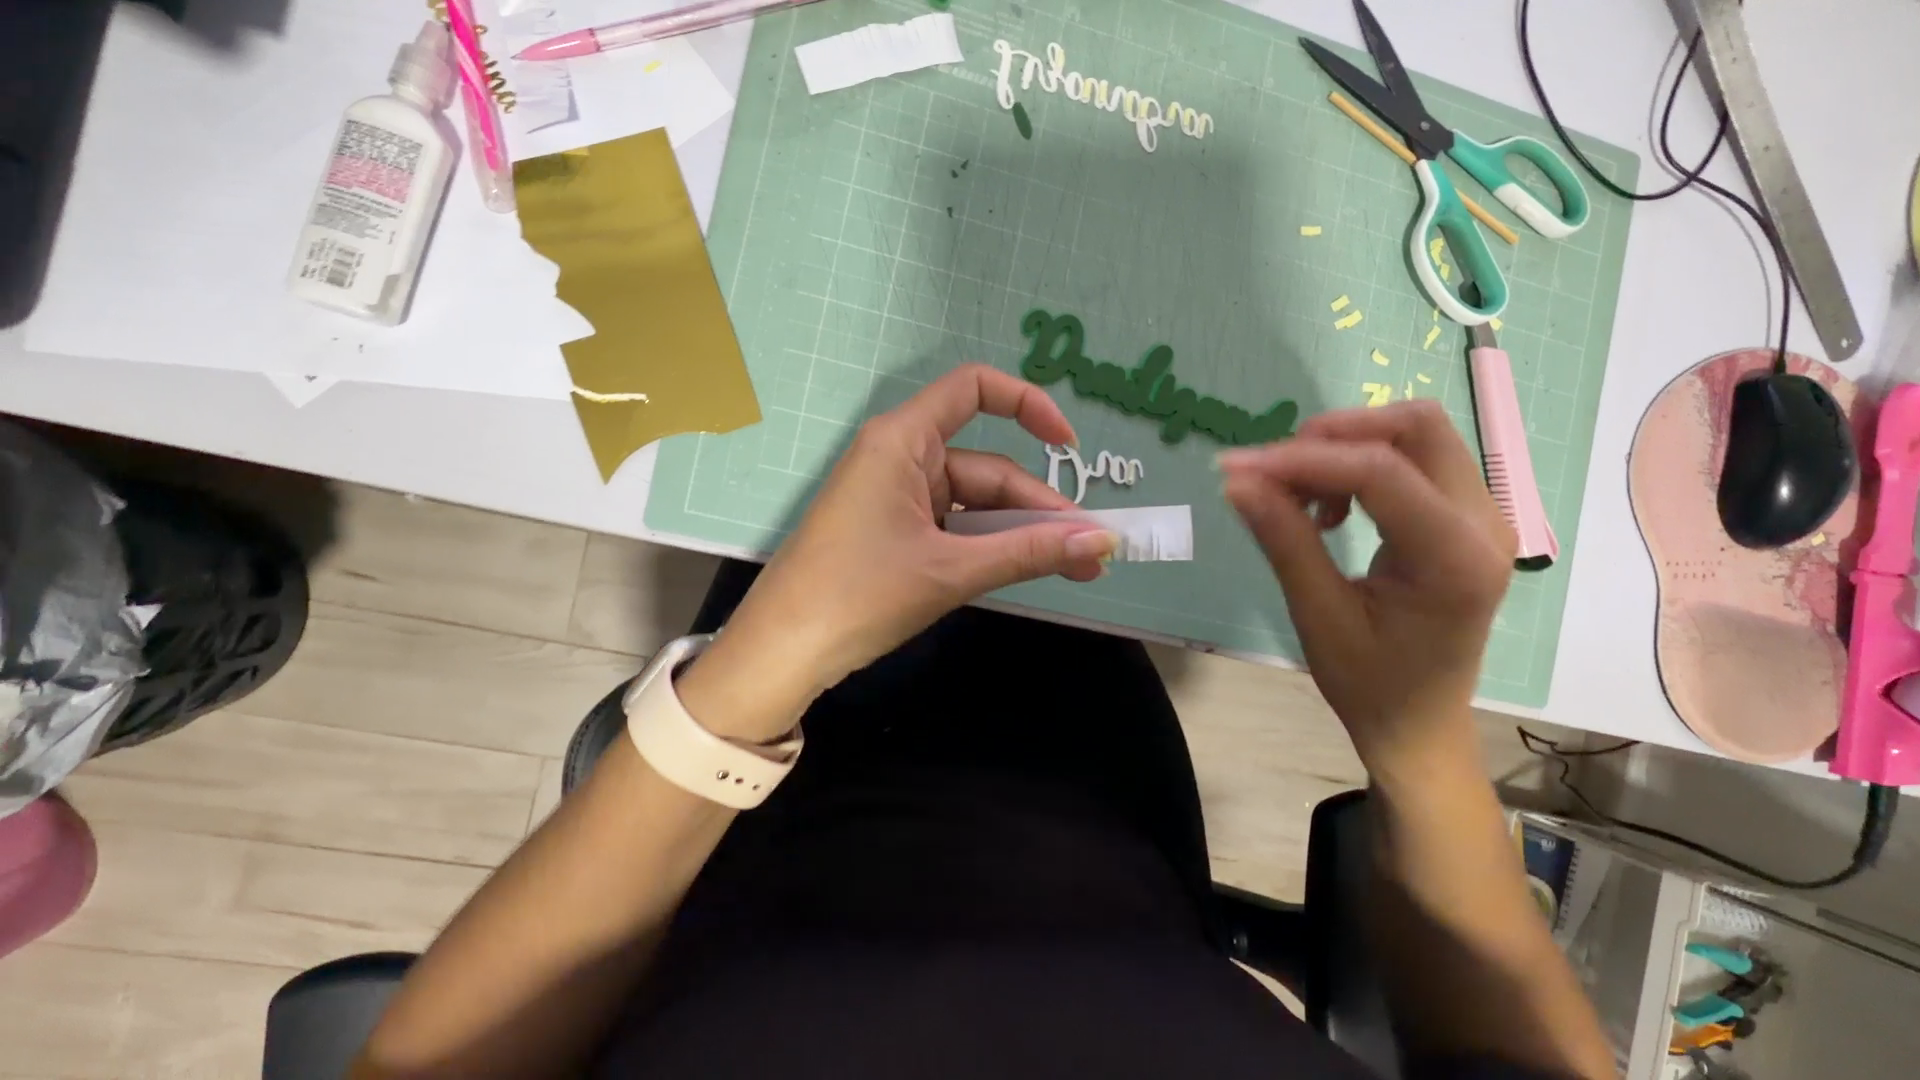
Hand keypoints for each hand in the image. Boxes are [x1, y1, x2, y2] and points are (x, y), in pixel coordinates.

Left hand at [681, 365, 1118, 737]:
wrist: (784, 652)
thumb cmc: (860, 595)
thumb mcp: (951, 572)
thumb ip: (1029, 553)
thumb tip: (1102, 541)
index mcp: (902, 441)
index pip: (973, 389)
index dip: (1028, 404)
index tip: (1069, 446)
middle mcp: (899, 457)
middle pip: (986, 466)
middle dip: (1038, 510)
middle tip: (1089, 553)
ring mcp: (894, 496)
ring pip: (973, 503)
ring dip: (1018, 535)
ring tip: (1072, 570)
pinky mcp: (892, 531)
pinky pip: (952, 526)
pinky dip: (986, 547)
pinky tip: (1022, 572)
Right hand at [1218, 402, 1515, 785]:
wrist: (1420, 725)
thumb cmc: (1370, 684)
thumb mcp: (1319, 617)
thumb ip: (1285, 540)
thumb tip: (1237, 480)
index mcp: (1455, 558)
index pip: (1380, 472)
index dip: (1302, 459)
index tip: (1234, 466)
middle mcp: (1485, 523)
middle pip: (1416, 427)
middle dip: (1335, 435)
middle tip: (1275, 471)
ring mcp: (1484, 516)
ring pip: (1417, 434)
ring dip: (1347, 447)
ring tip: (1300, 496)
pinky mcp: (1467, 517)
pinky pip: (1417, 459)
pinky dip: (1363, 464)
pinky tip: (1330, 509)